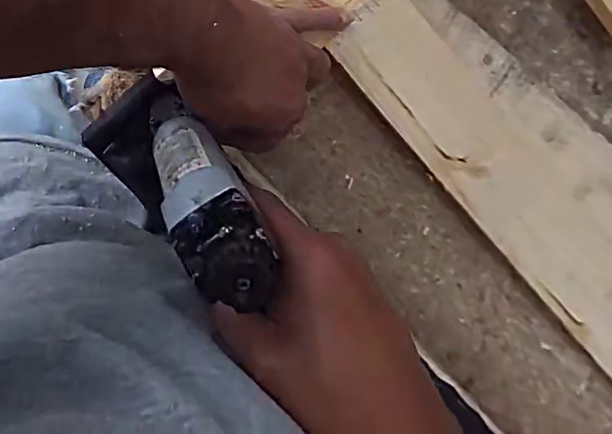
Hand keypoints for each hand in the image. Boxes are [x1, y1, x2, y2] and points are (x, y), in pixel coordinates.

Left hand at [169, 0, 345, 150]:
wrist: (200, 30)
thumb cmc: (204, 78)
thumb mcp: (212, 120)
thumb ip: (234, 130)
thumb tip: (239, 130)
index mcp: (282, 115)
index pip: (271, 135)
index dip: (251, 132)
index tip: (232, 126)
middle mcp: (297, 85)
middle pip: (293, 100)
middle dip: (278, 104)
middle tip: (255, 100)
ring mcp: (294, 52)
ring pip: (317, 64)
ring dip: (311, 71)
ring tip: (313, 71)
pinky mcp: (284, 23)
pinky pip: (311, 20)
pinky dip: (326, 19)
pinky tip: (344, 18)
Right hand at [212, 191, 458, 433]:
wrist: (401, 429)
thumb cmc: (339, 394)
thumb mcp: (270, 360)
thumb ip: (234, 323)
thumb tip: (217, 303)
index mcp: (315, 253)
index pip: (267, 204)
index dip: (235, 200)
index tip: (210, 206)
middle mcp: (339, 249)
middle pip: (284, 231)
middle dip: (254, 247)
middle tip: (227, 271)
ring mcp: (358, 267)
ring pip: (304, 254)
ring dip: (280, 271)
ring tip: (260, 303)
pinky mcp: (369, 289)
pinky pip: (326, 271)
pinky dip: (304, 284)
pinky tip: (295, 319)